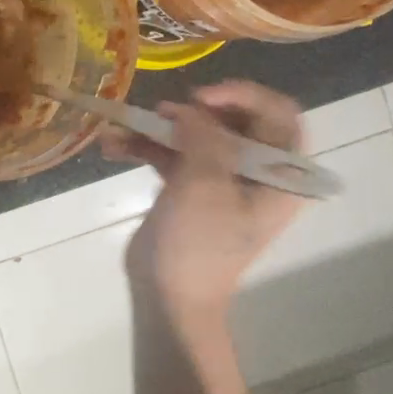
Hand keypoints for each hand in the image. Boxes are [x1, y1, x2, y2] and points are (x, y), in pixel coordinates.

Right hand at [103, 81, 306, 317]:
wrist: (171, 296)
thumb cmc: (199, 245)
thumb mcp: (204, 187)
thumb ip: (204, 139)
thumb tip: (189, 109)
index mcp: (280, 175)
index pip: (278, 116)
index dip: (242, 97)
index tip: (199, 97)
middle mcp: (257, 173)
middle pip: (232, 123)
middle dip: (191, 114)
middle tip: (159, 112)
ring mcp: (221, 182)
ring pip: (194, 138)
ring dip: (156, 131)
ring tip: (121, 129)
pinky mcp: (188, 191)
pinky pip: (170, 158)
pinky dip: (143, 149)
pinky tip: (113, 147)